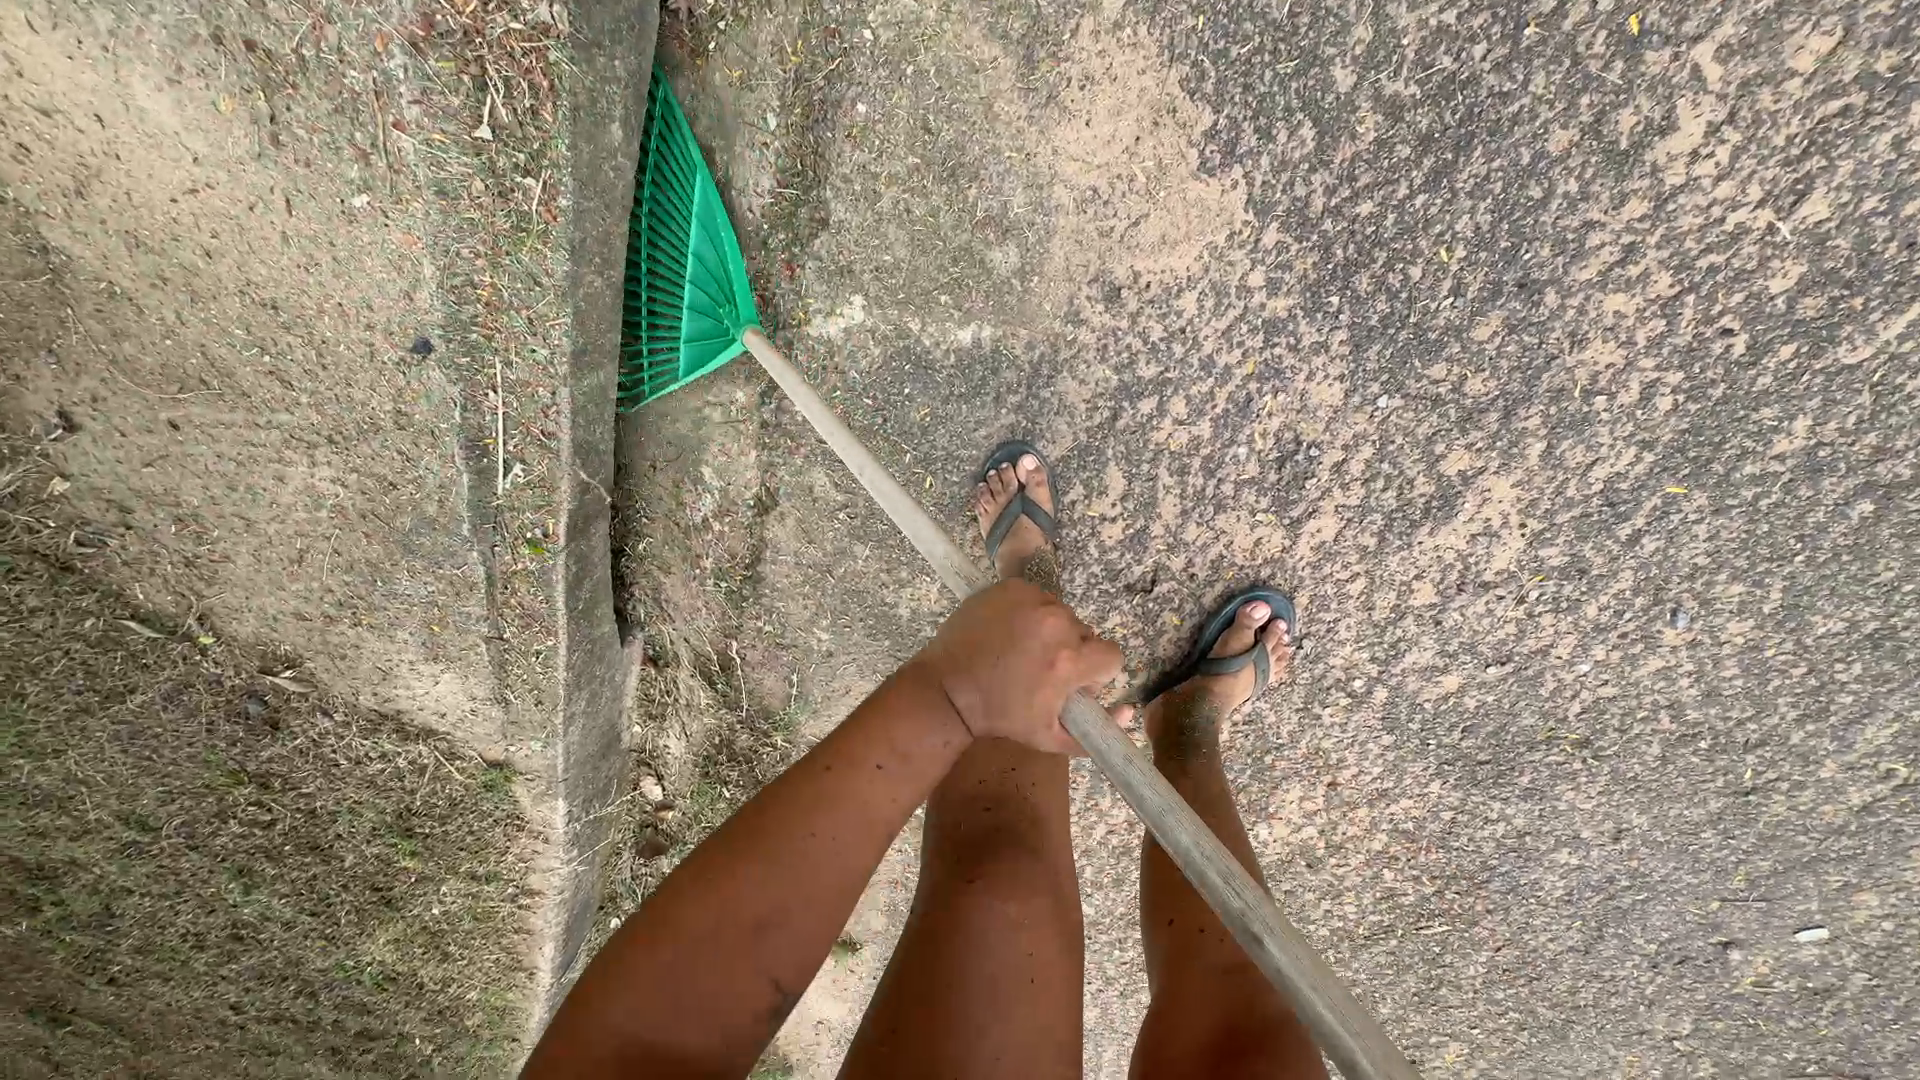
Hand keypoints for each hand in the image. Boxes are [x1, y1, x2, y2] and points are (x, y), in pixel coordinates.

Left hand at [908, 579, 1126, 754]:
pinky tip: (1009, 632)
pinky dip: (1028, 612)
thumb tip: (1130, 709)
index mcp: (1069, 660)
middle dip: (1070, 650)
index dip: (1096, 671)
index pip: (1112, 655)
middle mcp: (1056, 623)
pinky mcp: (1010, 587)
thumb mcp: (1050, 737)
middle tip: (1041, 668)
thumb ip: (1098, 728)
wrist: (947, 688)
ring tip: (1021, 649)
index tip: (1074, 680)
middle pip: (1084, 634)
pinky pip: (1036, 597)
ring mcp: (1031, 600)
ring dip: (1050, 629)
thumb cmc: (1000, 716)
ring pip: (1060, 614)